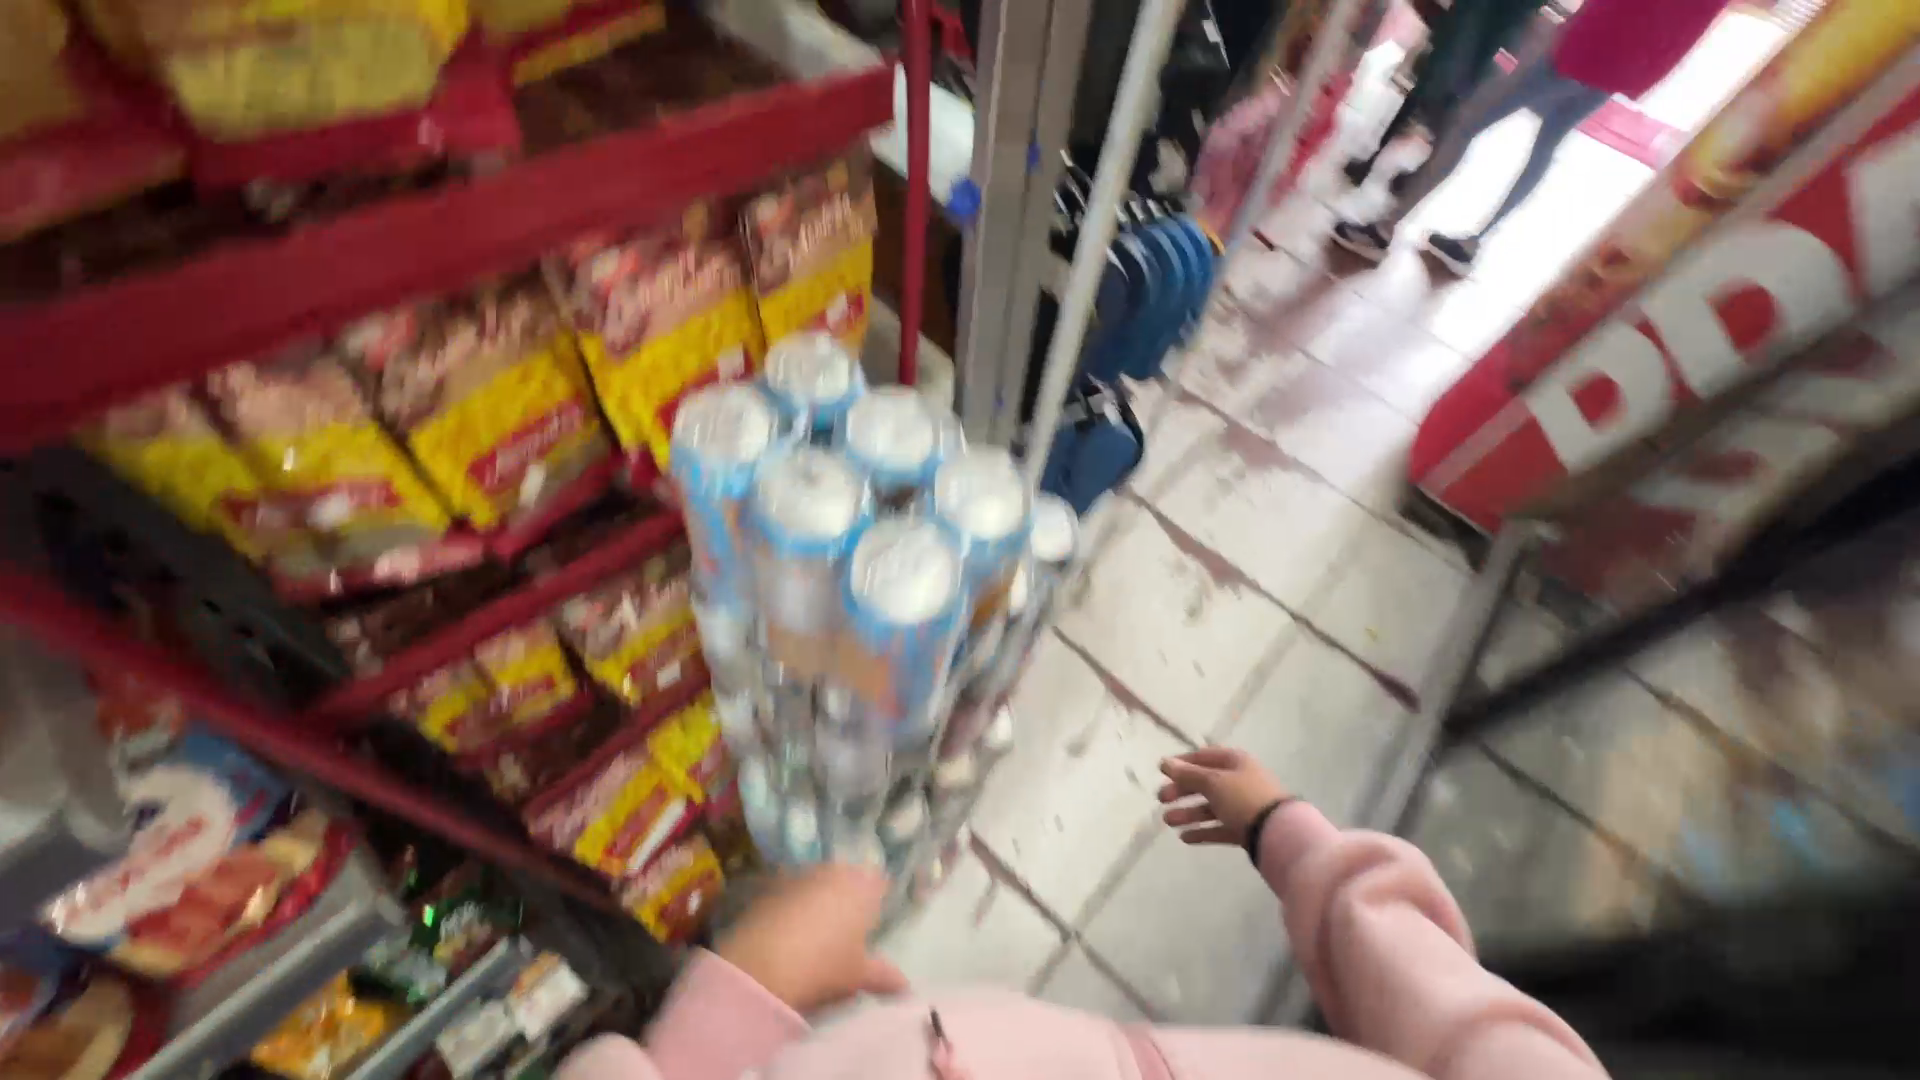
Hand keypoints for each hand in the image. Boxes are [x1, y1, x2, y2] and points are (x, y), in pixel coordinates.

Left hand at [716, 863, 907, 1011]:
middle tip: (845, 929)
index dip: (879, 900)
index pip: (881, 884)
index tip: (873, 922)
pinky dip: (792, 903)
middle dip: (848, 896)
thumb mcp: (858, 975)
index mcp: (864, 887)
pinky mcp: (772, 882)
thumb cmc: (824, 966)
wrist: (762, 965)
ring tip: (813, 930)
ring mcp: (802, 873)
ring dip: (819, 897)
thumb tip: (905, 985)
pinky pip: (791, 889)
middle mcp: (836, 870)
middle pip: (849, 877)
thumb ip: (884, 975)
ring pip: (819, 881)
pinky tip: (786, 928)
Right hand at [1158, 747, 1287, 845]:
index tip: (1162, 772)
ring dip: (1188, 813)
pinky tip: (1185, 838)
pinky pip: (1219, 828)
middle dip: (1181, 791)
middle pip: (1204, 783)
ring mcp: (1243, 807)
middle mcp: (1239, 781)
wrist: (1279, 834)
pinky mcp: (1245, 830)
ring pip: (1210, 808)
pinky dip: (1202, 831)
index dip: (1182, 763)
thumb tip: (1164, 762)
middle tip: (1161, 800)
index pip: (1204, 757)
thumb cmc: (1244, 798)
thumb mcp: (1213, 782)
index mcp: (1235, 762)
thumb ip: (1187, 774)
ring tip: (1168, 821)